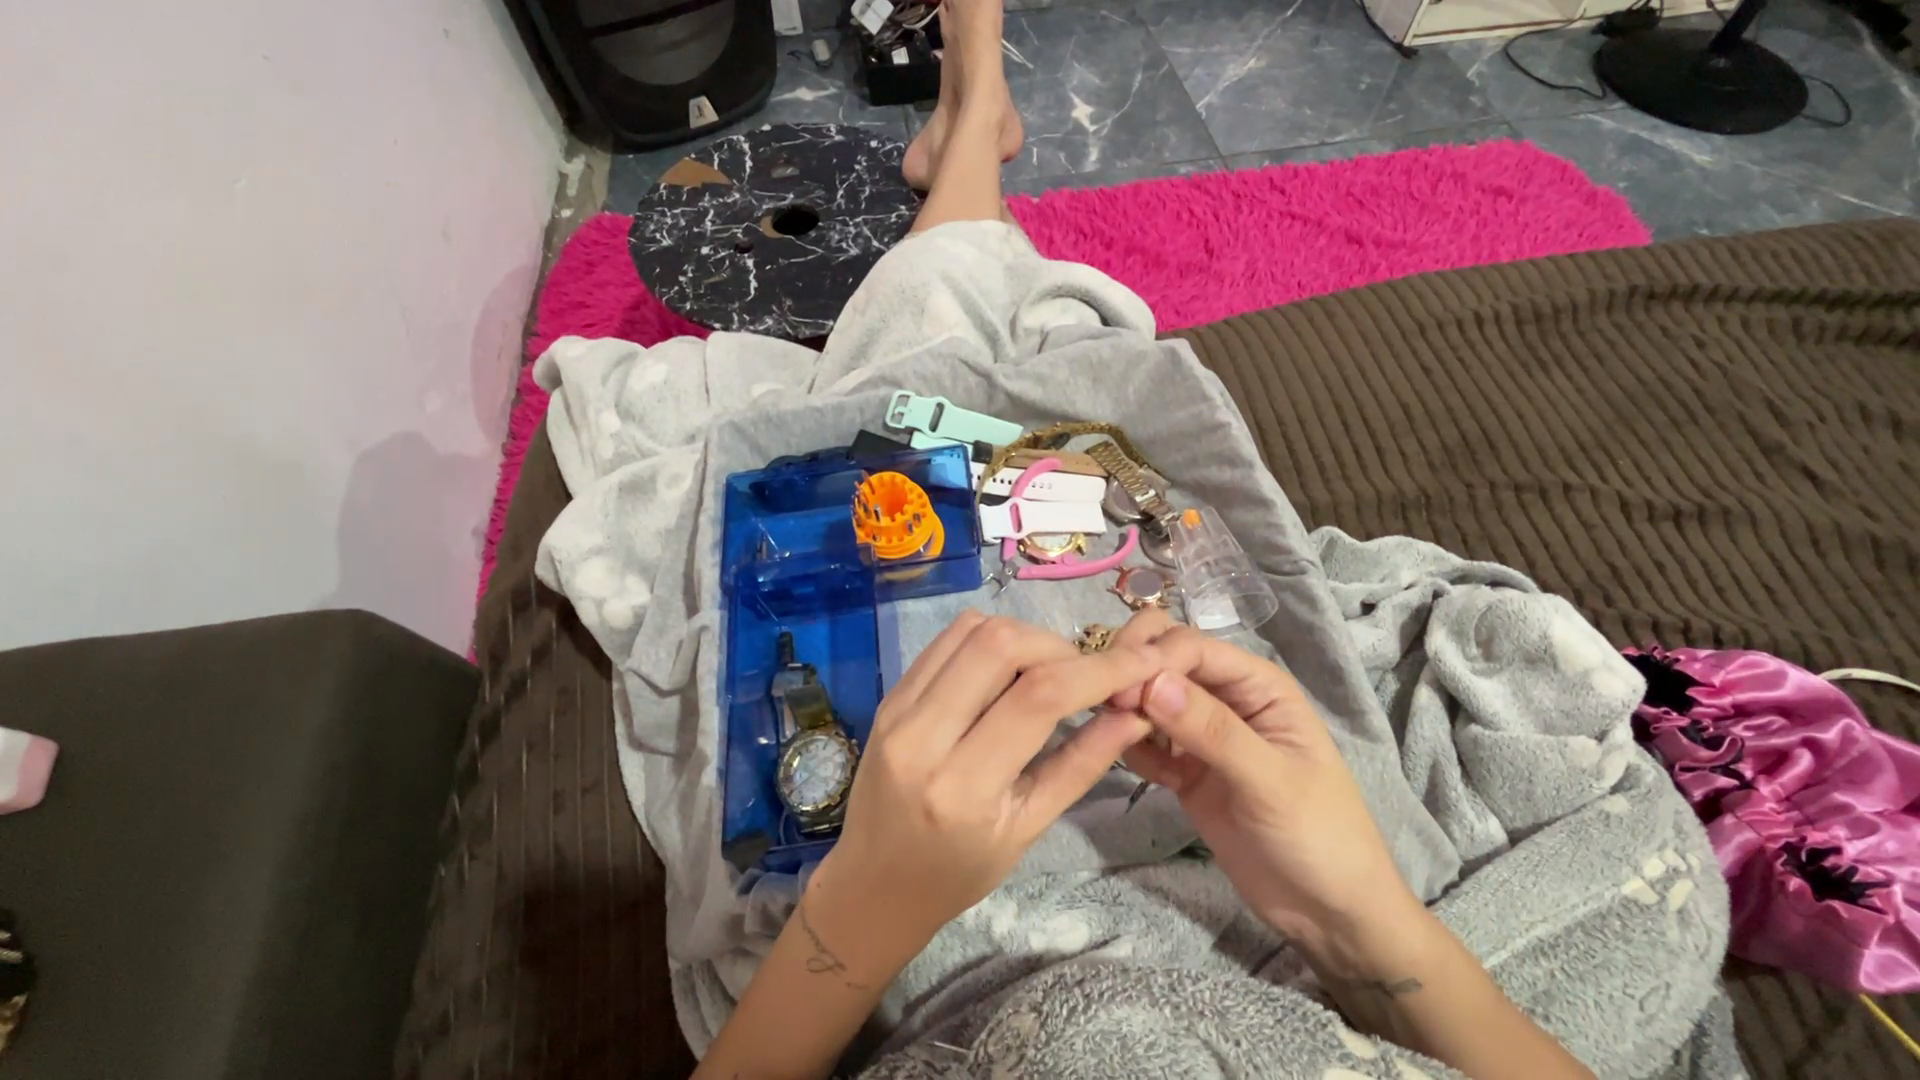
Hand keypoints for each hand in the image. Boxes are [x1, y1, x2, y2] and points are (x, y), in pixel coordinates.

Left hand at [815, 612, 1161, 942]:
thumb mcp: (1027, 830)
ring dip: (1025, 637)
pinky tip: (1010, 668)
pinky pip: (945, 641)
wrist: (872, 883)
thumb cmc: (956, 873)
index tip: (1140, 663)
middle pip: (1000, 644)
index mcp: (963, 786)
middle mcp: (923, 736)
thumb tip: (1134, 713)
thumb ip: (1082, 765)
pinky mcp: (890, 695)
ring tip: (1050, 669)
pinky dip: (989, 639)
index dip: (1099, 671)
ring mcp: (898, 709)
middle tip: (1086, 674)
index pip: (1039, 698)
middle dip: (1059, 646)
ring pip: (971, 631)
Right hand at [1108, 610, 1425, 964]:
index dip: (1153, 660)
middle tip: (1106, 707)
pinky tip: (1145, 774)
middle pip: (1165, 662)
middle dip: (1132, 676)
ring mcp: (1203, 735)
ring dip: (1126, 713)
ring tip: (1117, 743)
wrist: (1328, 913)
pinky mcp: (1185, 770)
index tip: (1118, 692)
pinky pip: (1146, 743)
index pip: (1192, 648)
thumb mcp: (1271, 782)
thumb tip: (1151, 682)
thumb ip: (1212, 731)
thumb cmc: (1320, 837)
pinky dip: (1134, 749)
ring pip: (1149, 700)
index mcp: (1258, 686)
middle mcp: (1227, 699)